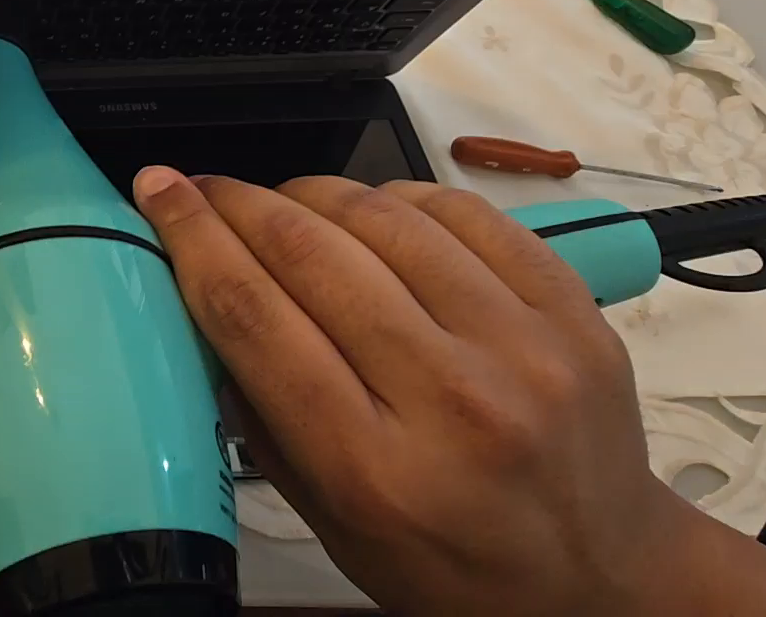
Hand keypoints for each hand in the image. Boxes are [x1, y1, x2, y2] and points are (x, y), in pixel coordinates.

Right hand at [132, 170, 696, 615]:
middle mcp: (450, 398)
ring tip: (282, 206)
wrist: (608, 582)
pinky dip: (391, 195)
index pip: (251, 312)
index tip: (157, 189)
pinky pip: (456, 209)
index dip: (190, 234)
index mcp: (369, 463)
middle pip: (306, 251)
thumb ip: (250, 400)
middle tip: (204, 188)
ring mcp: (524, 346)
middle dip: (235, 201)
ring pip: (377, 215)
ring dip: (306, 191)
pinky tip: (367, 214)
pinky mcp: (571, 311)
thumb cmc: (439, 558)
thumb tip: (199, 285)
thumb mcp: (316, 508)